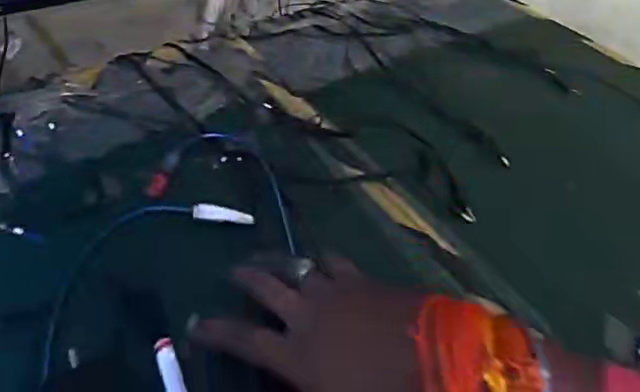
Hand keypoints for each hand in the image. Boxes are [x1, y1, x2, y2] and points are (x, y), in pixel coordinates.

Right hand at [193, 257, 424, 391]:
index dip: (216, 332)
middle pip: (263, 286)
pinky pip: (332, 261)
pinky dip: (322, 262)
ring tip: (274, 262)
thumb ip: (310, 389)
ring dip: (280, 264)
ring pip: (294, 266)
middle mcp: (305, 316)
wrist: (444, 363)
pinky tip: (324, 264)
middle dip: (244, 277)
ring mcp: (332, 291)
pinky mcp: (360, 279)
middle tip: (233, 272)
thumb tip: (286, 387)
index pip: (244, 340)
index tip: (195, 324)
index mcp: (298, 357)